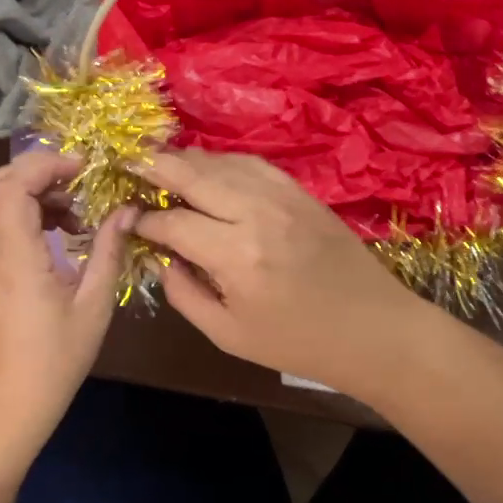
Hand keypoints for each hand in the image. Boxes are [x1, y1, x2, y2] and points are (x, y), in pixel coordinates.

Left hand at [0, 152, 129, 440]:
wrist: (13, 395)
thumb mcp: (94, 304)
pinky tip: (68, 233)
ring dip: (42, 192)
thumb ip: (109, 251)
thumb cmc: (56, 356)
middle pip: (6, 183)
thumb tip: (127, 211)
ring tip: (81, 213)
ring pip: (7, 200)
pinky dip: (36, 213)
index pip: (16, 184)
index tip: (84, 170)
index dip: (47, 164)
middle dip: (44, 171)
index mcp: (18, 252)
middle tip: (84, 181)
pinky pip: (10, 220)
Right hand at [137, 150, 440, 394]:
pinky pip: (249, 162)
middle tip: (127, 162)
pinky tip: (206, 169)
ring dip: (184, 160)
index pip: (172, 223)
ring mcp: (281, 196)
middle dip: (153, 166)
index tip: (127, 222)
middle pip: (191, 174)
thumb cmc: (298, 342)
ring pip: (219, 161)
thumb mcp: (228, 335)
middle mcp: (256, 214)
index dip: (144, 221)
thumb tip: (159, 257)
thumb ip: (183, 294)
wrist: (376, 330)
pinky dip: (220, 161)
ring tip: (160, 163)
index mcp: (236, 256)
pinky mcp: (299, 191)